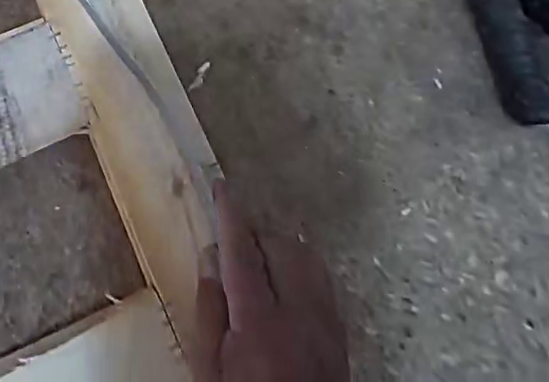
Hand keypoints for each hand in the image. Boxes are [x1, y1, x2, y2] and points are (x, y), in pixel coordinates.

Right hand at [191, 182, 348, 381]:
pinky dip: (302, 265)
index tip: (220, 186)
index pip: (241, 249)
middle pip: (278, 245)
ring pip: (305, 256)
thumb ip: (210, 311)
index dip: (229, 213)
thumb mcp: (209, 371)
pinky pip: (322, 279)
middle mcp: (297, 312)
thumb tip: (210, 257)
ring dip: (279, 246)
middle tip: (232, 240)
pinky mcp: (339, 333)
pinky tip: (288, 276)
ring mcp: (324, 322)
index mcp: (258, 320)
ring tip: (258, 256)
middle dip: (254, 232)